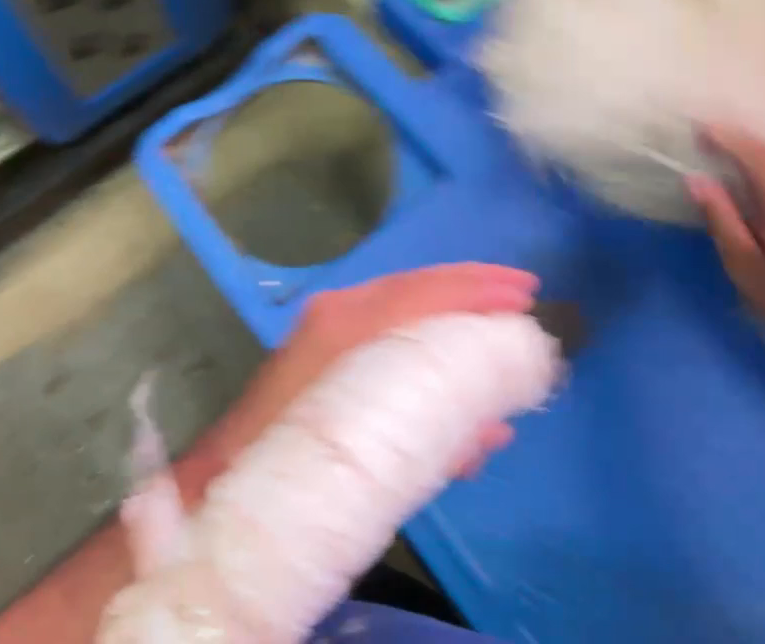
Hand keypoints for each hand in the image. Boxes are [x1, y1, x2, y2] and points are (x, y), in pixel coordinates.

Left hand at [194, 264, 539, 483]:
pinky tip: (447, 349)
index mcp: (352, 324)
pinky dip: (420, 328)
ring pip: (399, 302)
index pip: (427, 290)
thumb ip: (445, 434)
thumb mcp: (391, 454)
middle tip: (522, 297)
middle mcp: (338, 312)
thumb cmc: (314, 465)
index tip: (526, 292)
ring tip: (495, 321)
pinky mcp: (317, 344)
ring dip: (449, 309)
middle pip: (417, 286)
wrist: (238, 476)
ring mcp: (323, 324)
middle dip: (472, 290)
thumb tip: (495, 422)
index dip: (480, 288)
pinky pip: (380, 323)